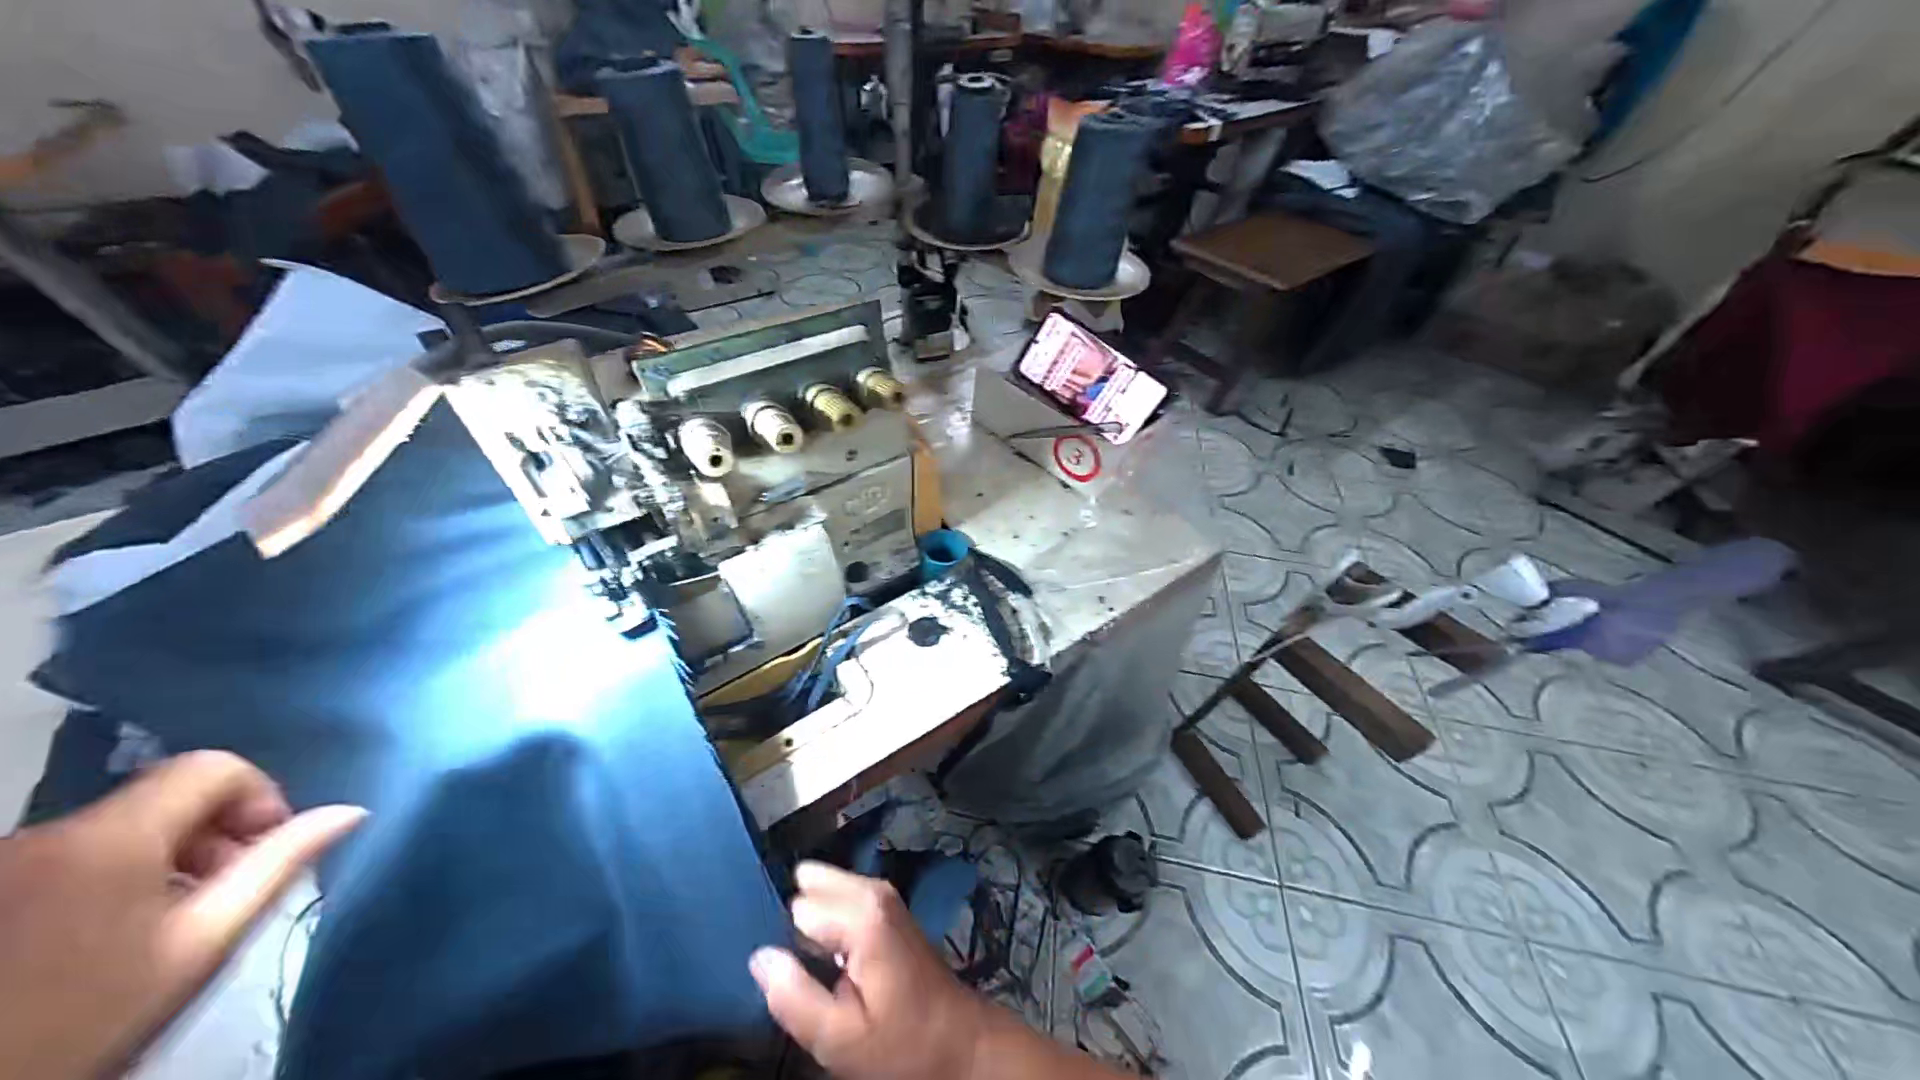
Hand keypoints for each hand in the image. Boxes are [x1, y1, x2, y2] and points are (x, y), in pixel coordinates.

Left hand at [0, 751, 365, 1079]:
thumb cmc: (96, 1015)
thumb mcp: (205, 943)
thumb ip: (279, 864)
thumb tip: (349, 812)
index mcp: (109, 839)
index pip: (212, 767)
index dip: (259, 796)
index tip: (266, 849)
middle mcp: (46, 834)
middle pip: (166, 797)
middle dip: (214, 832)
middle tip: (226, 890)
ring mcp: (5, 862)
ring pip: (122, 826)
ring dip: (166, 854)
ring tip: (168, 917)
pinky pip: (74, 852)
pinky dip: (114, 873)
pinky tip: (108, 931)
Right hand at [749, 861, 988, 1079]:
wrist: (957, 1039)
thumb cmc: (900, 1043)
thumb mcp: (839, 1038)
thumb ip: (794, 997)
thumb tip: (759, 957)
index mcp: (862, 915)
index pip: (795, 909)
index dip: (790, 947)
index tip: (803, 977)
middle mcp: (872, 889)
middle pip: (808, 887)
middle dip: (799, 926)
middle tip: (814, 970)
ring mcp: (881, 892)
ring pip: (821, 888)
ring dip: (814, 923)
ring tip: (825, 966)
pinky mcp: (884, 902)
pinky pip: (838, 896)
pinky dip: (829, 921)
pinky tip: (837, 958)